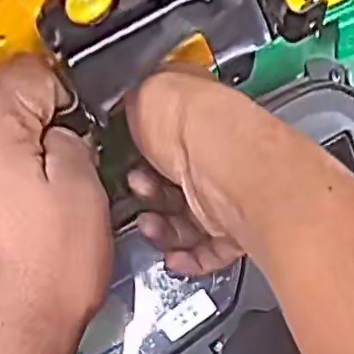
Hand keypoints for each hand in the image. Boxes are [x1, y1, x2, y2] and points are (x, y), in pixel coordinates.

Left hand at [0, 56, 110, 349]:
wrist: (18, 323)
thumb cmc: (48, 272)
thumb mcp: (87, 190)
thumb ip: (77, 137)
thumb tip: (65, 132)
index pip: (39, 74)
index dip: (72, 112)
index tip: (83, 142)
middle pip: (9, 98)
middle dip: (42, 132)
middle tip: (67, 182)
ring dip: (20, 156)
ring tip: (43, 203)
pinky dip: (0, 178)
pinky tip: (23, 213)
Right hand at [124, 67, 260, 275]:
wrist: (230, 167)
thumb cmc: (195, 123)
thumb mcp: (140, 95)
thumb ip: (127, 107)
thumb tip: (117, 111)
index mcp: (193, 114)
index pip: (159, 138)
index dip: (134, 154)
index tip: (120, 165)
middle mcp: (213, 155)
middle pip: (172, 186)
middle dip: (147, 197)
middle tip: (136, 194)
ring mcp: (227, 194)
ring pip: (187, 223)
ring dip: (163, 231)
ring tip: (150, 226)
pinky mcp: (236, 231)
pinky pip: (209, 252)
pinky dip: (189, 259)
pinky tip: (173, 257)